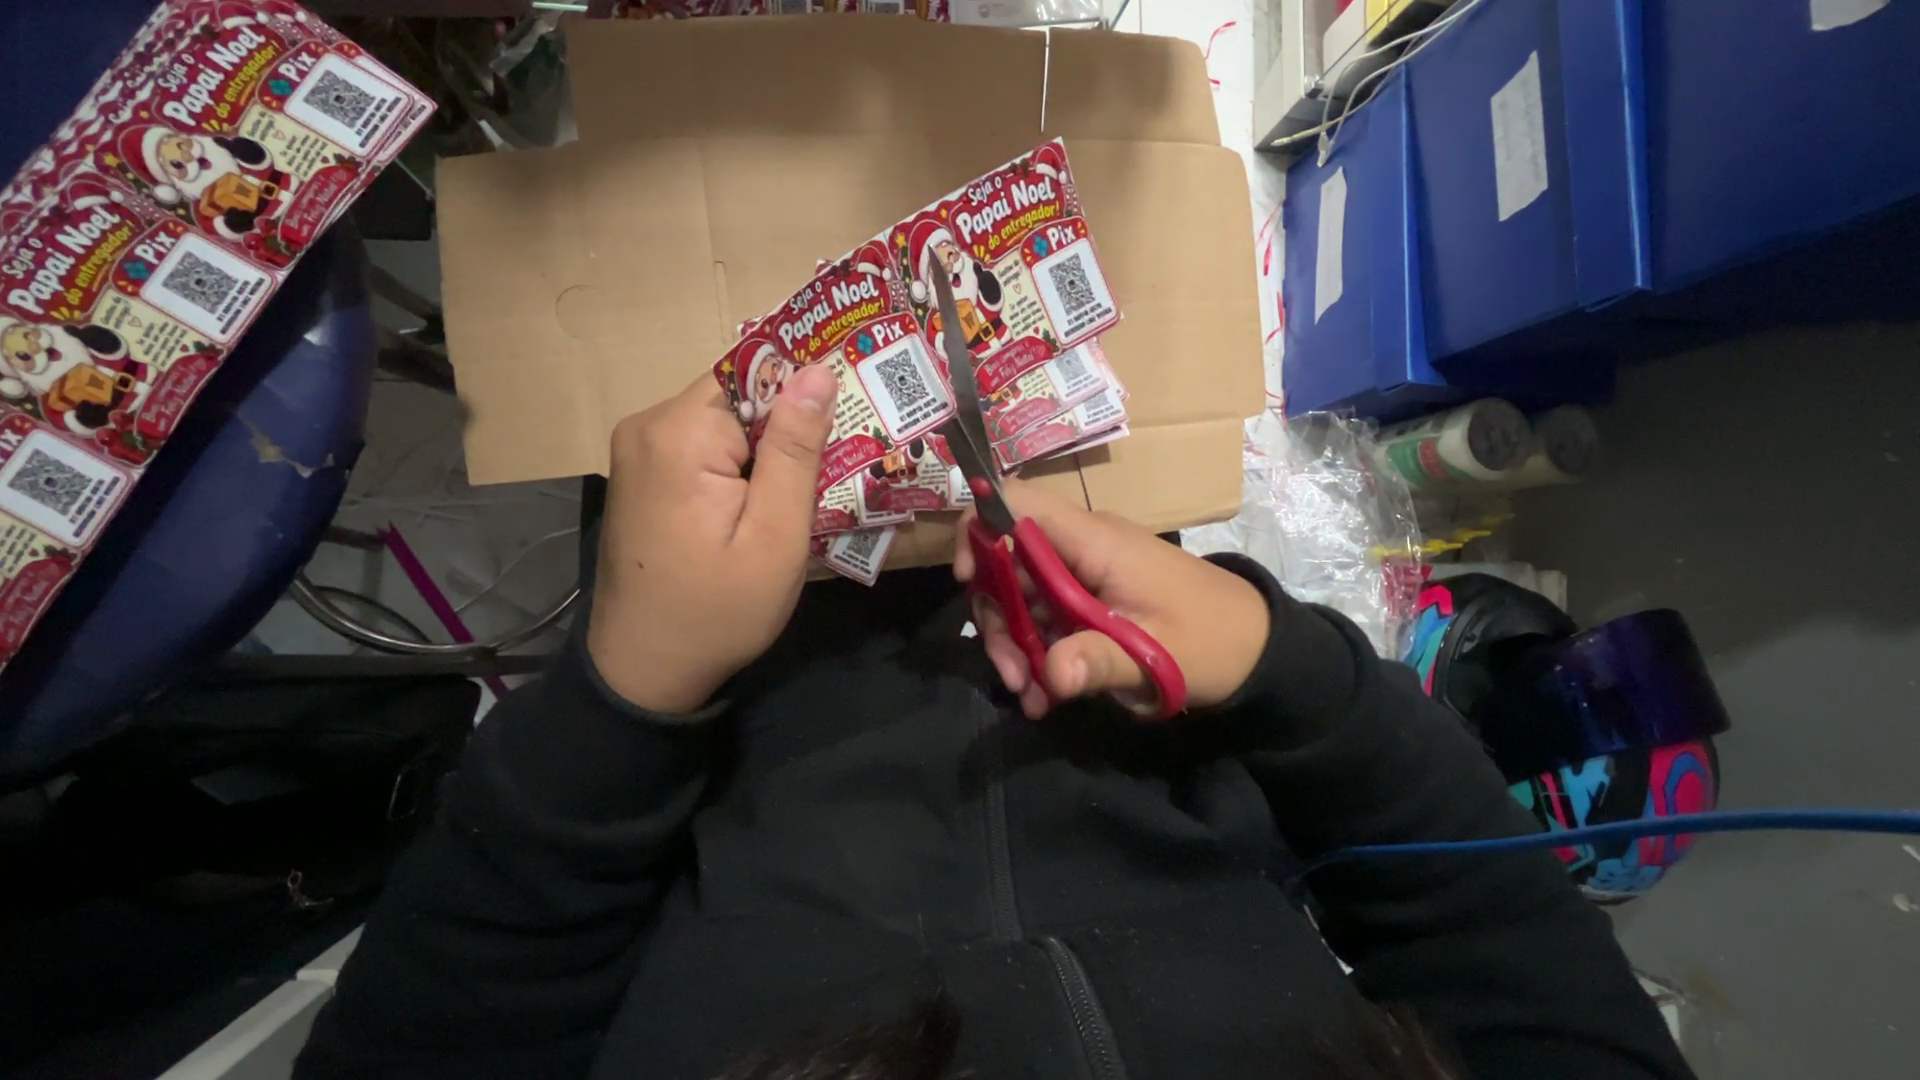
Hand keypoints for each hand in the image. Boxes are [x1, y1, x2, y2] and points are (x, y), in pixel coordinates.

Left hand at [587, 366, 838, 712]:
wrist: (644, 670)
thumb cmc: (719, 610)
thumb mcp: (776, 535)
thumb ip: (797, 450)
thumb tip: (818, 370)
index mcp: (679, 433)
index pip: (756, 374)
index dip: (804, 395)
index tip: (848, 420)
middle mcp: (647, 425)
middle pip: (739, 396)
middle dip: (787, 426)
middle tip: (835, 464)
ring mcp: (638, 450)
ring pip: (725, 421)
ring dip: (767, 449)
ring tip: (806, 488)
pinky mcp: (641, 474)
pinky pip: (703, 446)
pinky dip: (740, 464)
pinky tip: (764, 502)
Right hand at [953, 479, 1271, 719]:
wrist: (1255, 646)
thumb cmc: (1212, 638)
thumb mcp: (1158, 656)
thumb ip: (1101, 661)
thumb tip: (1049, 676)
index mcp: (1095, 541)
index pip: (1019, 501)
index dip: (979, 527)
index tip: (968, 579)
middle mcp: (1080, 549)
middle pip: (1005, 561)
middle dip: (996, 616)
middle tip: (1011, 674)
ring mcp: (1081, 575)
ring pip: (1018, 594)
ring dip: (1014, 643)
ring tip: (1031, 696)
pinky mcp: (1086, 600)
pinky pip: (1042, 616)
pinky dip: (1037, 652)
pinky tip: (1046, 694)